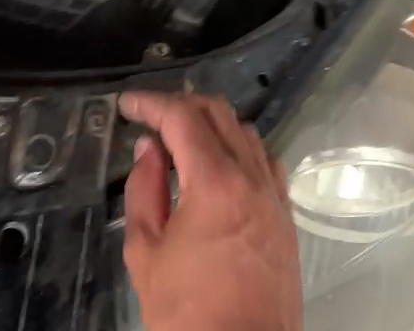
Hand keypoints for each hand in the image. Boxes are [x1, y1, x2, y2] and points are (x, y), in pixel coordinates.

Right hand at [120, 91, 301, 330]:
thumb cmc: (187, 314)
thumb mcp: (146, 254)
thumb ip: (144, 191)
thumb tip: (148, 149)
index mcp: (214, 182)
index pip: (181, 118)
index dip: (151, 103)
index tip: (128, 104)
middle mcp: (251, 177)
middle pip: (217, 114)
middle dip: (181, 105)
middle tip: (151, 116)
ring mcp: (274, 195)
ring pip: (245, 132)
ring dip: (212, 123)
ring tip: (182, 136)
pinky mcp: (286, 216)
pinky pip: (266, 161)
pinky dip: (241, 148)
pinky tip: (223, 162)